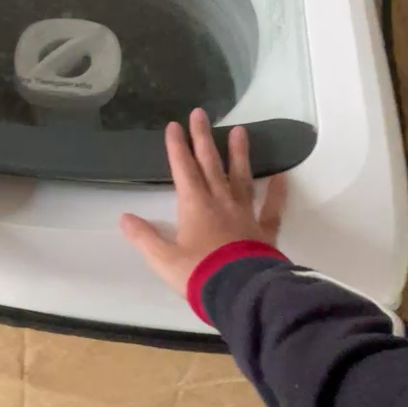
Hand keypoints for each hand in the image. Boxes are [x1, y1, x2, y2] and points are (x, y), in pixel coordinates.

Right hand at [120, 108, 287, 294]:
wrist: (241, 293)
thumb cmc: (199, 274)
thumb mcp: (163, 259)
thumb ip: (144, 238)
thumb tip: (124, 219)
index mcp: (194, 206)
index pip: (183, 169)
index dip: (177, 147)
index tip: (174, 125)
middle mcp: (220, 202)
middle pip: (210, 164)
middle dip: (203, 138)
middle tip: (201, 113)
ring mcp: (245, 214)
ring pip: (241, 178)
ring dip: (239, 154)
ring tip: (240, 131)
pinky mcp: (264, 231)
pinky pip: (272, 208)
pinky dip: (278, 192)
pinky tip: (283, 177)